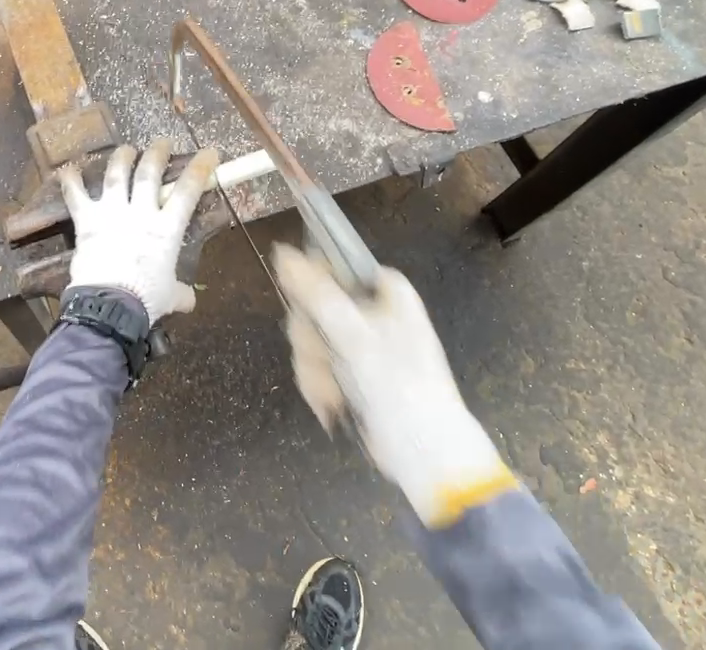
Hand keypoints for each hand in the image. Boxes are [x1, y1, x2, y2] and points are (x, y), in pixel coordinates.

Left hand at [58, 140, 219, 325]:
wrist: (110, 304)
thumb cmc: (145, 300)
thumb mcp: (170, 296)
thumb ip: (179, 293)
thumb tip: (189, 300)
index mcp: (166, 229)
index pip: (188, 191)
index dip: (200, 169)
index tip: (209, 153)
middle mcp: (140, 213)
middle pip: (150, 174)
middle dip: (157, 154)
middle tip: (162, 143)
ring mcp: (112, 213)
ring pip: (117, 176)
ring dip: (122, 159)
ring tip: (126, 149)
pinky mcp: (87, 220)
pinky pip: (76, 195)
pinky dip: (71, 181)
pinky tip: (67, 169)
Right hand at [273, 244, 515, 527]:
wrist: (423, 453)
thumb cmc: (398, 387)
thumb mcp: (355, 337)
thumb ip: (317, 294)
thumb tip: (282, 252)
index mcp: (385, 292)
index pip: (335, 266)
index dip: (314, 283)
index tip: (307, 308)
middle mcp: (371, 312)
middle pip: (313, 304)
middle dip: (312, 339)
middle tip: (324, 356)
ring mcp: (359, 344)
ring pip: (309, 336)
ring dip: (314, 368)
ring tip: (333, 392)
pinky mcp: (348, 371)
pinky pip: (315, 363)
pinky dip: (319, 384)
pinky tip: (333, 403)